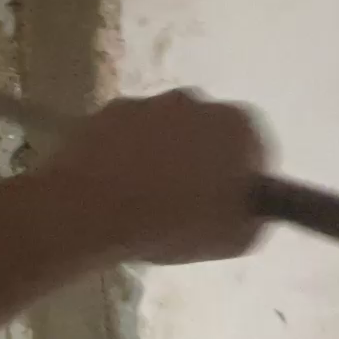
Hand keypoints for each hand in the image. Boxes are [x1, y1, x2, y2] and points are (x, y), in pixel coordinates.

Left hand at [36, 89, 268, 264]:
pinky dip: (112, 152)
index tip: (221, 199)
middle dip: (193, 157)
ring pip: (153, 130)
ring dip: (150, 152)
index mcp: (236, 124)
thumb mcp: (236, 237)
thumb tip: (245, 208)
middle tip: (179, 196)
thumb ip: (250, 212)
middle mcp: (188, 102)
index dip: (236, 175)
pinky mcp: (92, 116)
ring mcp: (135, 105)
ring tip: (136, 192)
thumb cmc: (171, 224)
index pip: (249, 147)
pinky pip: (113, 135)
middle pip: (199, 131)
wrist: (87, 211)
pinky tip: (106, 181)